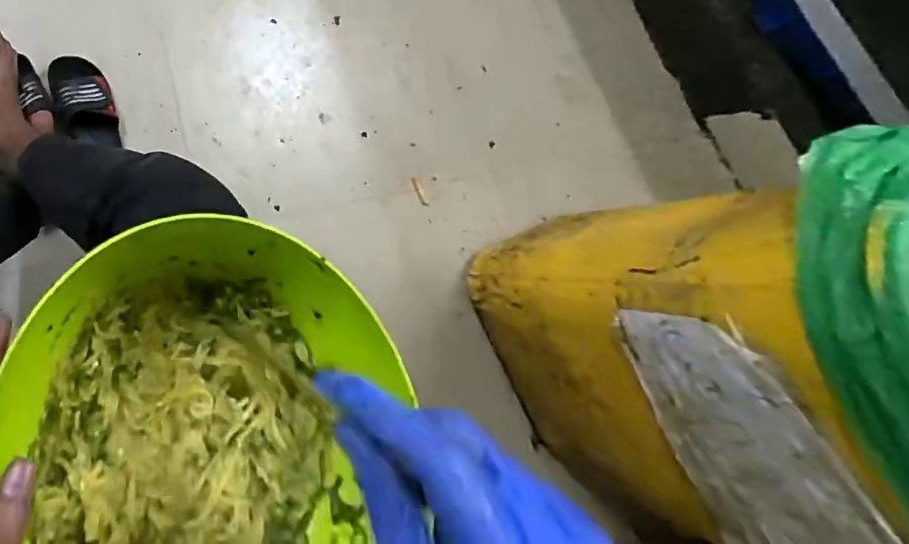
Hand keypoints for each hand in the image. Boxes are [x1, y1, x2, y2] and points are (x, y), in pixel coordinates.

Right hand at [316, 372, 610, 543]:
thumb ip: (388, 504)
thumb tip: (350, 428)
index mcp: (497, 540)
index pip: (434, 450)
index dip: (377, 407)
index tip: (327, 380)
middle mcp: (542, 520)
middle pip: (461, 439)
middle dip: (402, 426)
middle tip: (357, 430)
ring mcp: (570, 523)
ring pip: (483, 451)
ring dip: (432, 448)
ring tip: (401, 473)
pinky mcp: (580, 529)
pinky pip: (509, 475)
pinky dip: (467, 472)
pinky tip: (449, 501)